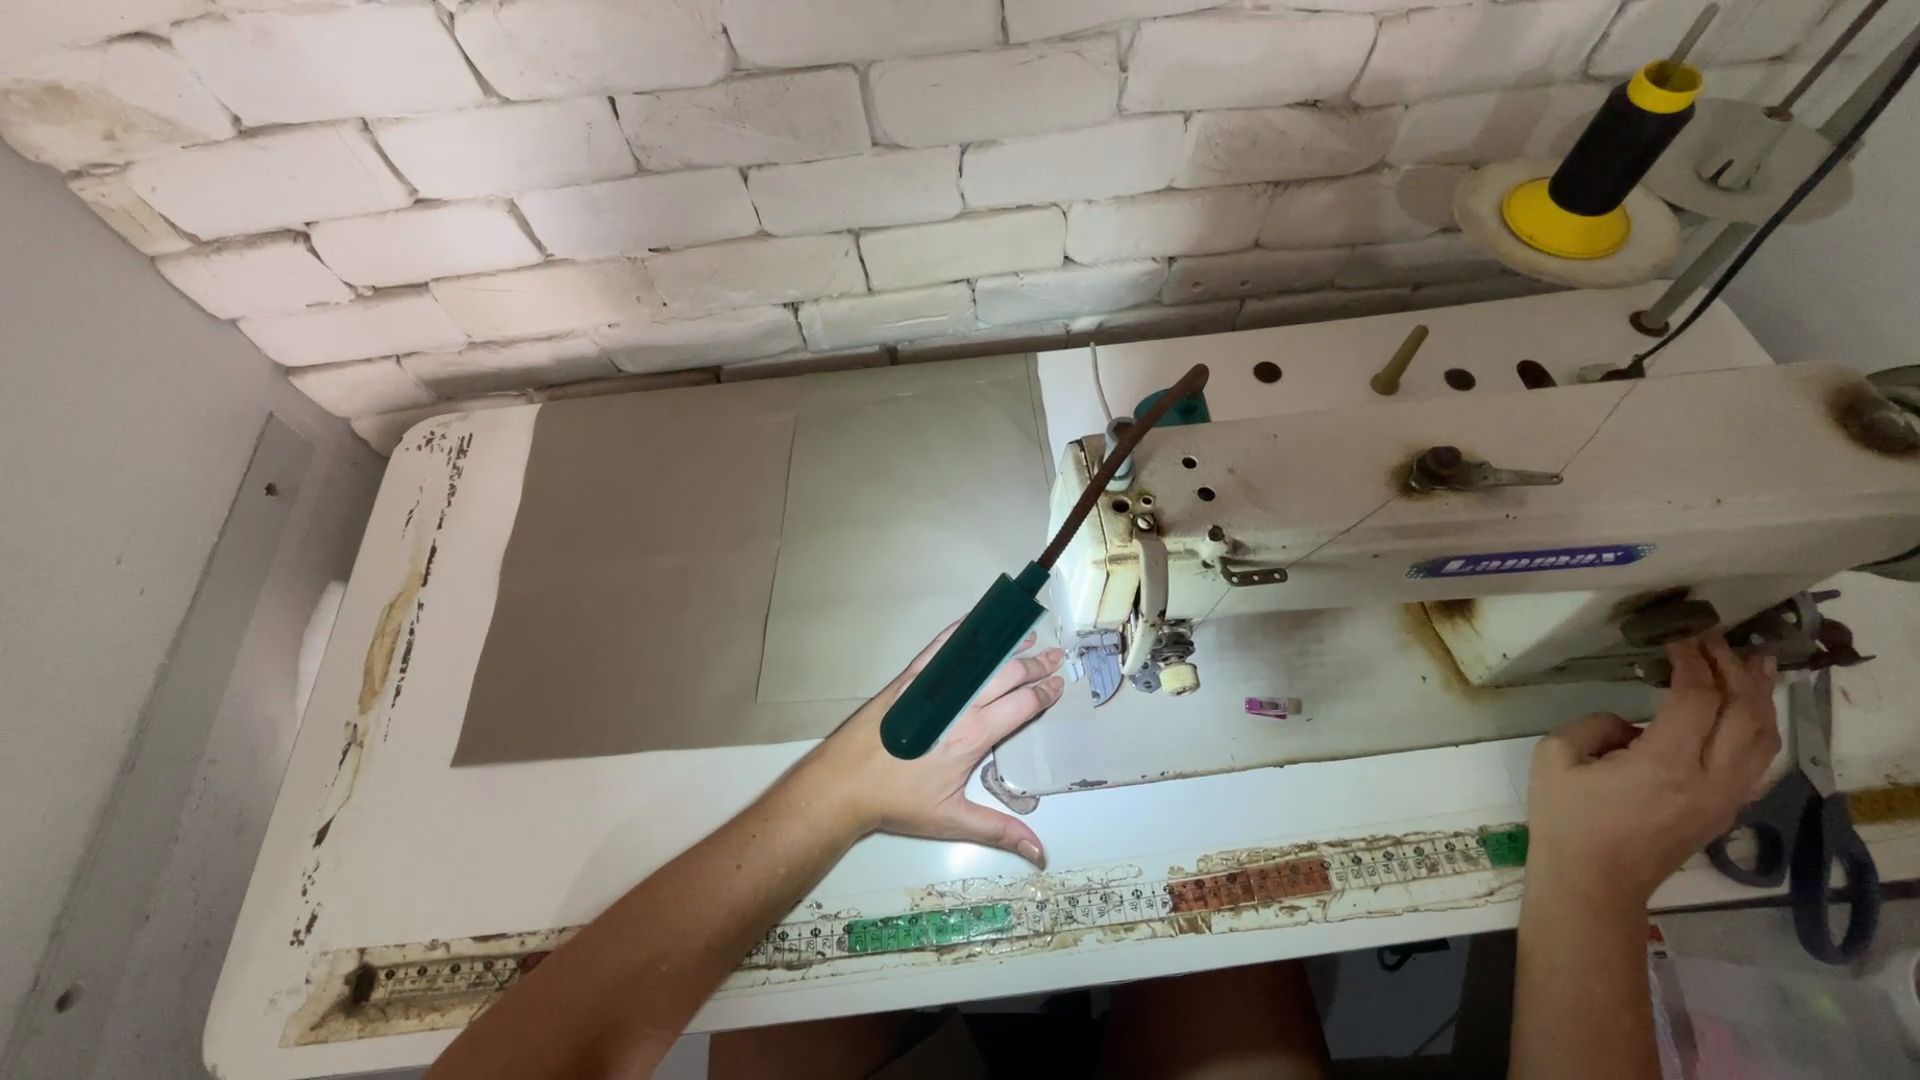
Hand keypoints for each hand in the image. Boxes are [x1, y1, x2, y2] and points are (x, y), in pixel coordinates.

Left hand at [789, 627, 1064, 866]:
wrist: (843, 783)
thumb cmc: (896, 803)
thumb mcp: (950, 821)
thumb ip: (999, 830)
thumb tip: (1040, 852)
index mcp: (971, 737)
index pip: (1020, 707)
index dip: (1044, 695)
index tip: (1059, 686)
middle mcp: (956, 706)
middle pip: (1006, 676)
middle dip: (1035, 665)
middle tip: (1055, 657)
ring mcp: (931, 687)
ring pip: (978, 660)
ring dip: (1005, 647)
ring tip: (1027, 637)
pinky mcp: (908, 679)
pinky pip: (939, 649)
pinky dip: (960, 634)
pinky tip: (976, 625)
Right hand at [1525, 635, 1779, 910]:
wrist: (1593, 882)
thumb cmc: (1565, 820)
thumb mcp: (1555, 758)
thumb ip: (1593, 726)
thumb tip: (1629, 725)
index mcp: (1664, 764)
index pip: (1696, 699)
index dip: (1692, 663)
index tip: (1678, 638)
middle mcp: (1709, 780)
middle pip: (1745, 715)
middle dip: (1735, 671)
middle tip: (1717, 640)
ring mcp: (1725, 799)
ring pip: (1763, 740)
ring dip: (1760, 698)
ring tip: (1755, 665)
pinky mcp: (1723, 810)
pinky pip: (1755, 762)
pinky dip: (1757, 728)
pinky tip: (1747, 712)